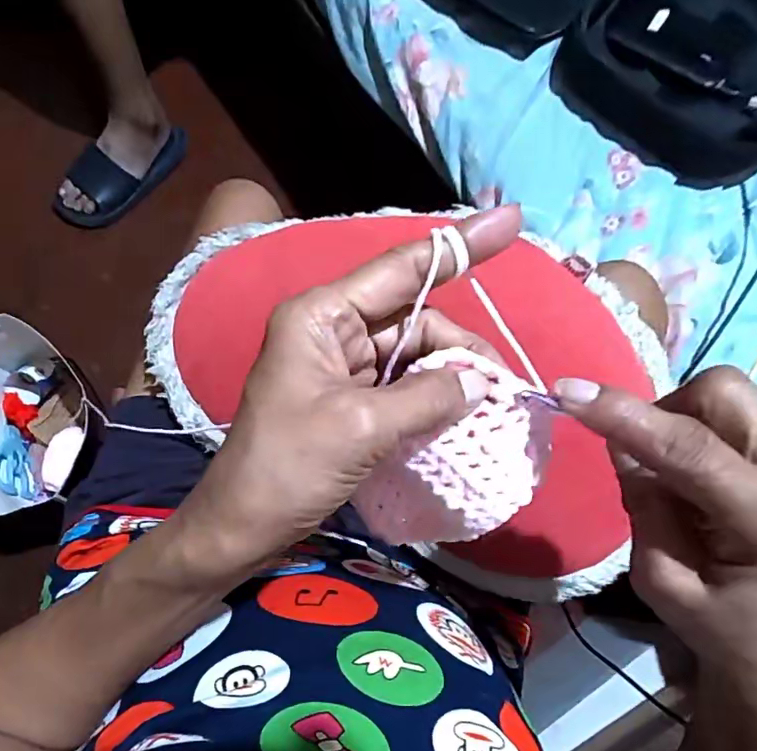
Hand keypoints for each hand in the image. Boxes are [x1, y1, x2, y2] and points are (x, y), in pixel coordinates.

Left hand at [177, 205, 524, 570]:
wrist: (243, 525)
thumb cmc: (289, 468)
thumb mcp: (361, 427)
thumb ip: (426, 398)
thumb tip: (480, 382)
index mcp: (321, 317)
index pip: (400, 269)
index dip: (459, 245)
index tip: (512, 219)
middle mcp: (330, 334)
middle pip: (412, 319)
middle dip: (458, 346)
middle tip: (501, 384)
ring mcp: (338, 372)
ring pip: (410, 358)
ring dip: (448, 379)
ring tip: (489, 406)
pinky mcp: (346, 407)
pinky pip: (399, 392)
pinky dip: (429, 402)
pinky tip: (461, 418)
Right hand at [557, 368, 756, 700]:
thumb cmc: (714, 622)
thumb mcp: (658, 579)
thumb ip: (643, 504)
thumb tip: (620, 437)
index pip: (693, 450)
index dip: (629, 416)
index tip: (569, 392)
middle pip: (722, 393)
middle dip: (663, 413)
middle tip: (641, 462)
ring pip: (731, 397)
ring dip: (682, 424)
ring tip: (676, 481)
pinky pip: (741, 414)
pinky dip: (703, 434)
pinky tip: (705, 483)